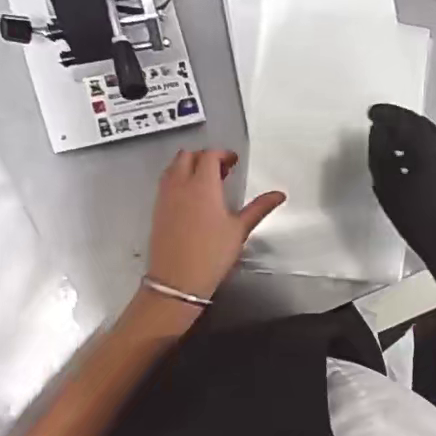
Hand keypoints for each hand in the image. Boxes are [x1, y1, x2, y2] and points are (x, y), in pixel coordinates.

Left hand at [147, 149, 284, 300]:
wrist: (177, 280)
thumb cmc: (211, 255)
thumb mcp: (239, 230)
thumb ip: (259, 208)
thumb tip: (278, 195)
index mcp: (202, 185)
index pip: (209, 156)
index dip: (222, 154)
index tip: (232, 161)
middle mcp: (180, 186)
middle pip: (187, 156)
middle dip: (204, 157)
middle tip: (220, 169)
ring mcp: (165, 198)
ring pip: (172, 168)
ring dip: (188, 166)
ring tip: (205, 181)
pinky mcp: (157, 211)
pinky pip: (165, 184)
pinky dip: (177, 180)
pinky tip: (190, 198)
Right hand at [367, 104, 435, 302]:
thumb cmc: (419, 220)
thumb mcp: (390, 189)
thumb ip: (381, 157)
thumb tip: (378, 134)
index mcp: (429, 147)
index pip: (405, 120)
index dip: (386, 114)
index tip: (371, 114)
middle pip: (420, 127)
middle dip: (399, 123)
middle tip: (380, 125)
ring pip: (430, 140)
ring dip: (409, 138)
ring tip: (390, 146)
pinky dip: (419, 151)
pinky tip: (408, 164)